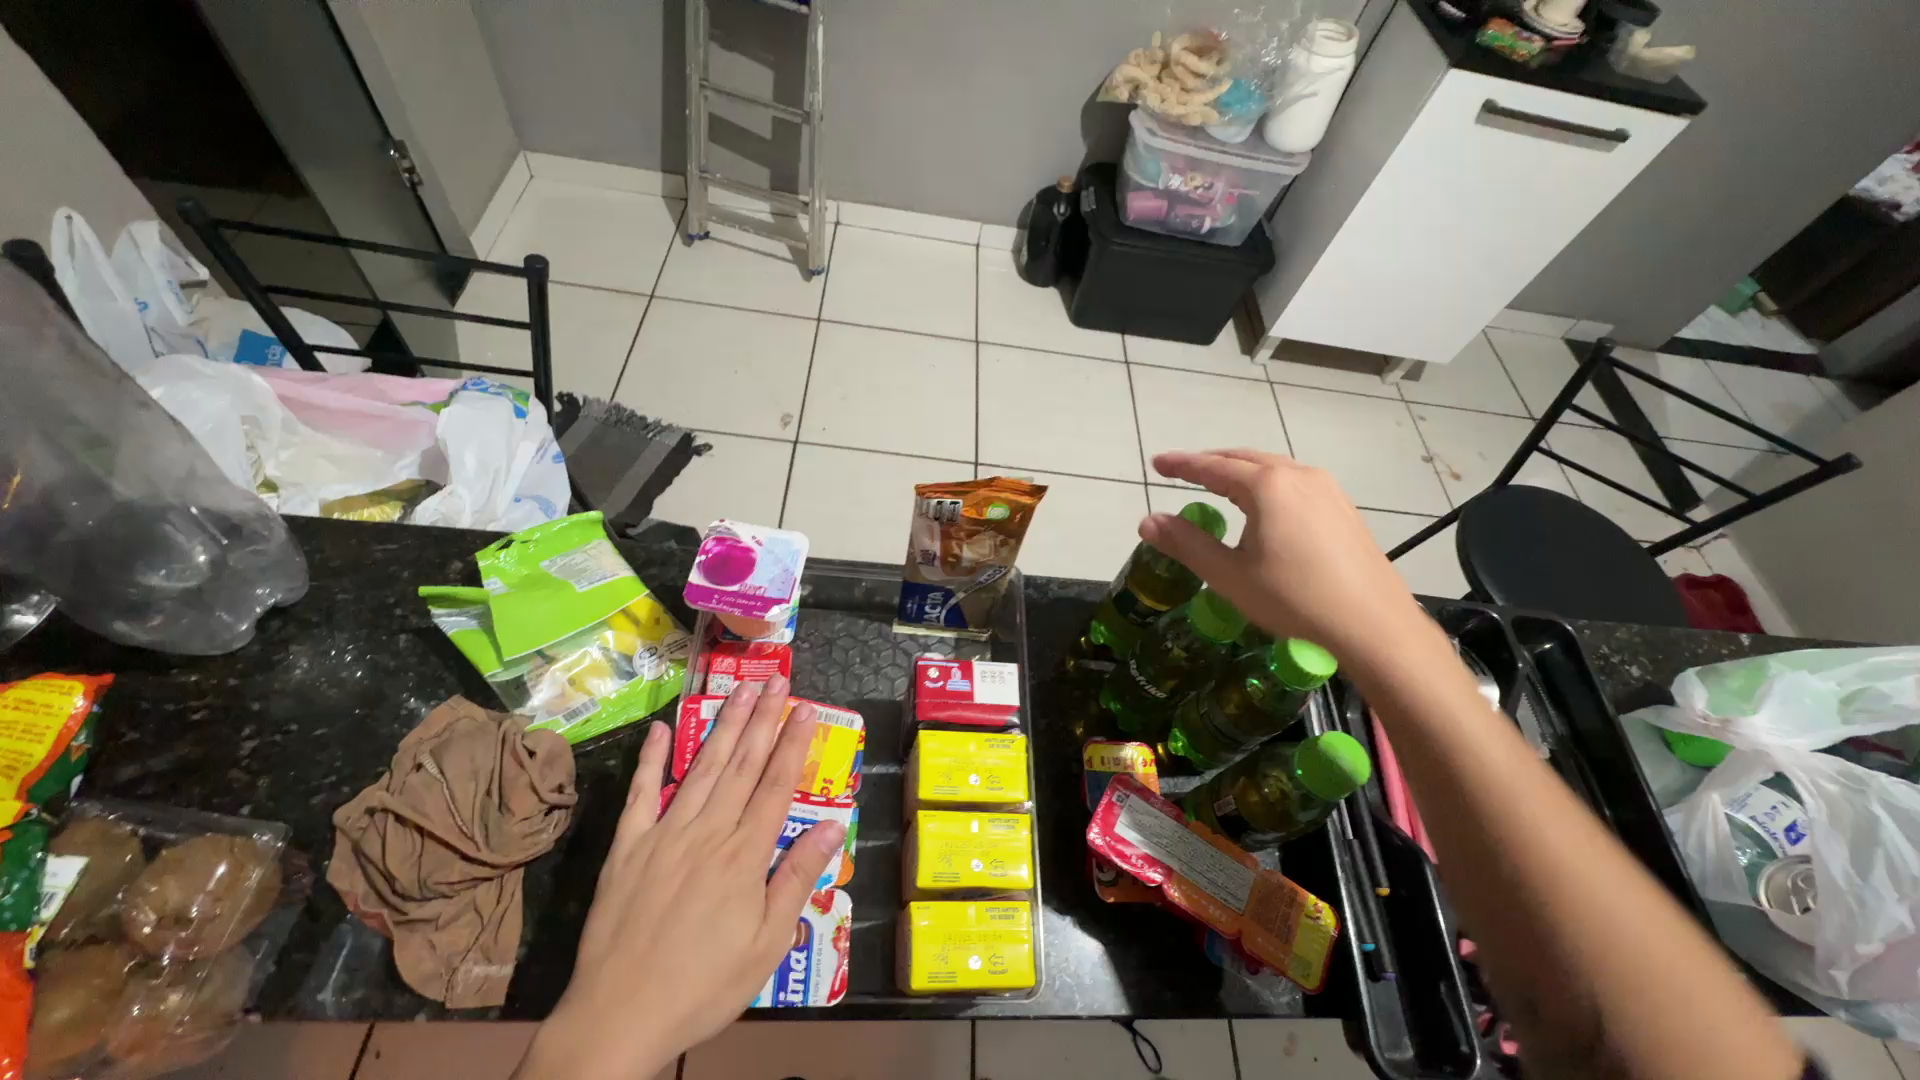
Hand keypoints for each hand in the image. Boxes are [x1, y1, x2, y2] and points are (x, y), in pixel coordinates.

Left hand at [516, 676, 844, 1078]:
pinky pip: (641, 795)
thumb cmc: (704, 986)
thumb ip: (796, 878)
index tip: (805, 708)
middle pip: (740, 764)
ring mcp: (663, 835)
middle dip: (761, 719)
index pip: (775, 785)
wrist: (618, 1016)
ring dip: (722, 727)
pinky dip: (650, 761)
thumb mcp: (767, 943)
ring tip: (740, 691)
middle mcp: (706, 832)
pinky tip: (657, 730)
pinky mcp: (627, 848)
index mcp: (744, 855)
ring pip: (700, 769)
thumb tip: (831, 825)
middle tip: (776, 680)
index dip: (793, 744)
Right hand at [1140, 449, 1437, 672]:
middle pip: (1244, 459)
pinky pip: (1294, 483)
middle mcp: (1299, 476)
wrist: (1372, 624)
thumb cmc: (1294, 599)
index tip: (1156, 463)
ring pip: (1272, 468)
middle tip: (1181, 471)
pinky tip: (1262, 506)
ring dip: (1239, 472)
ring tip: (1216, 484)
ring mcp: (1327, 490)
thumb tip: (1147, 521)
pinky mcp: (1343, 508)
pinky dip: (1266, 484)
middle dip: (1209, 462)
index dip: (1181, 465)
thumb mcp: (1229, 575)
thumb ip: (1186, 543)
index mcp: (1268, 486)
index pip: (1212, 467)